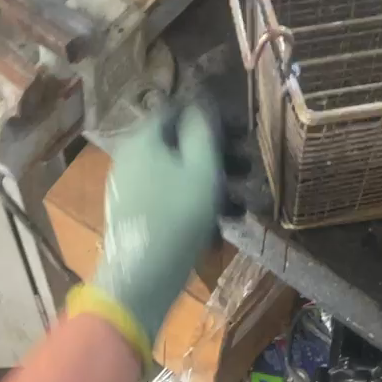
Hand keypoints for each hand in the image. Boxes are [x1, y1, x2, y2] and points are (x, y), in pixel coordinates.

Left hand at [67, 99, 224, 356]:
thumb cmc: (177, 217)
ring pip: (179, 177)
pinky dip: (196, 207)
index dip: (213, 117)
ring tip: (244, 204)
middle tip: (250, 169)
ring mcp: (132, 191)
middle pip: (181, 147)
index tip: (242, 132)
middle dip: (219, 156)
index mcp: (143, 138)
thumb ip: (203, 129)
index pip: (179, 110)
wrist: (142, 278)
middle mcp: (132, 159)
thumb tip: (202, 103)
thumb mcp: (201, 167)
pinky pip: (171, 203)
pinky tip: (223, 225)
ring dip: (214, 185)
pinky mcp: (137, 220)